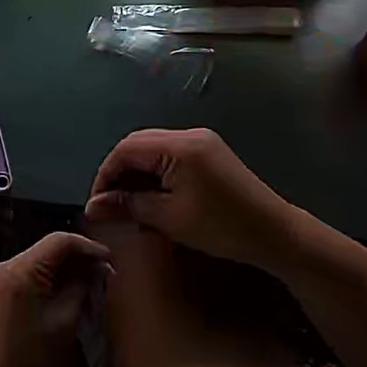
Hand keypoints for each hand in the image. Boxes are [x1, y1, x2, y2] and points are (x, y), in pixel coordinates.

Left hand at [0, 232, 109, 366]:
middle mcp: (7, 265)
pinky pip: (31, 271)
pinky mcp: (0, 288)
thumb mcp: (63, 321)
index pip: (60, 241)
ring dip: (67, 267)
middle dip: (79, 257)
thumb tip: (99, 268)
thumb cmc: (29, 360)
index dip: (89, 247)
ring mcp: (0, 276)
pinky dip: (52, 276)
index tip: (110, 260)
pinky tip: (70, 289)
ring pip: (42, 258)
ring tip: (92, 280)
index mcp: (21, 270)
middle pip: (50, 247)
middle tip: (104, 272)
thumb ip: (82, 287)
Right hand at [84, 129, 310, 269]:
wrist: (272, 231)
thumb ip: (129, 206)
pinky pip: (171, 156)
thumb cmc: (221, 227)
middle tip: (110, 204)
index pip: (127, 149)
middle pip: (139, 144)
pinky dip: (156, 174)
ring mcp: (202, 142)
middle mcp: (190, 135)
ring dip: (137, 174)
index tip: (97, 203)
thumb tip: (94, 206)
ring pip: (154, 150)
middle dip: (119, 172)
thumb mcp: (169, 218)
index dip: (106, 174)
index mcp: (180, 146)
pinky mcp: (209, 153)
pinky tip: (153, 197)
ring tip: (129, 205)